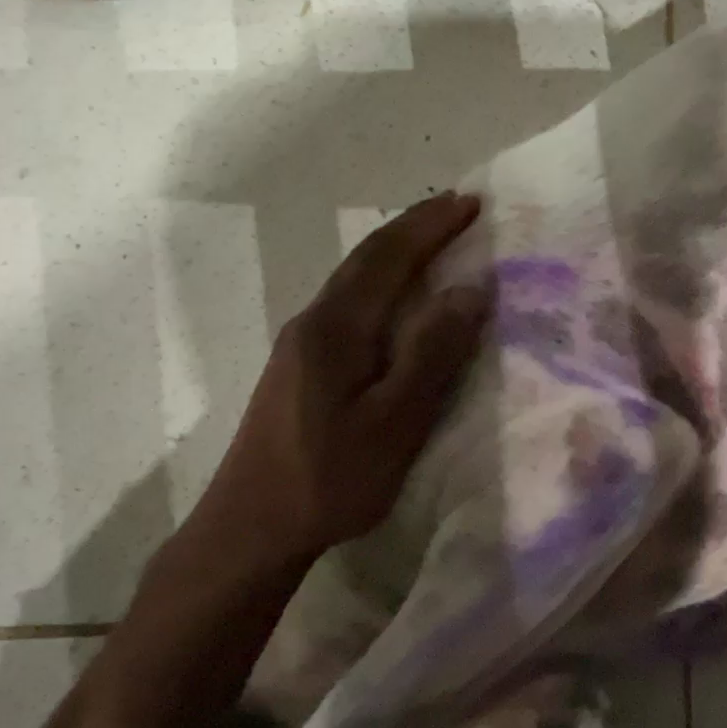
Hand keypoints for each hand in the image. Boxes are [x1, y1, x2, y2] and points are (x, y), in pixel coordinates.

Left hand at [195, 192, 492, 561]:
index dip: (430, 226)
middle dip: (414, 231)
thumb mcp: (396, 420)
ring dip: (399, 258)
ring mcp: (304, 347)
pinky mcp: (304, 370)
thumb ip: (432, 353)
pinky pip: (354, 309)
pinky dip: (387, 289)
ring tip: (441, 248)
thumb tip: (469, 289)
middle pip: (367, 262)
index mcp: (337, 328)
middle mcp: (315, 323)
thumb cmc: (332, 477)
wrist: (252, 525)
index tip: (473, 202)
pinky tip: (404, 306)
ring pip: (358, 284)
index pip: (388, 258)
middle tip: (460, 213)